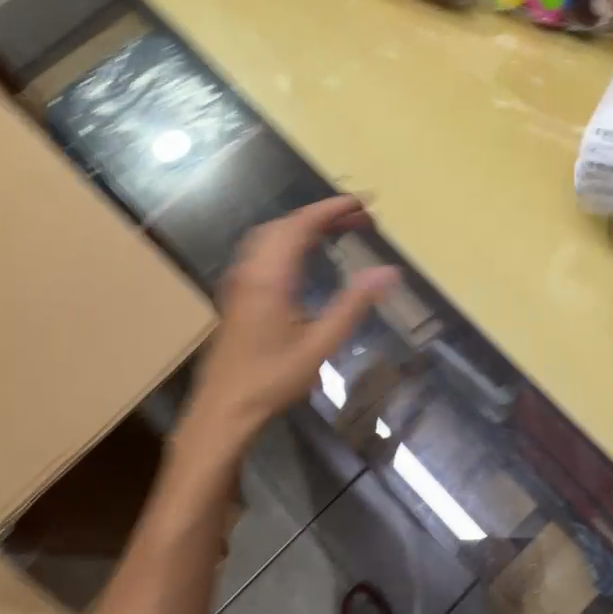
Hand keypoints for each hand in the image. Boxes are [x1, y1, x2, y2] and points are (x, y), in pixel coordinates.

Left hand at [181, 197, 400, 466]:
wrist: (223, 410)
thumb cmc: (272, 380)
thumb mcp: (320, 345)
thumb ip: (353, 305)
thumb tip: (389, 272)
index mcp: (270, 277)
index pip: (301, 224)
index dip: (333, 208)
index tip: (364, 203)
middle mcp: (250, 270)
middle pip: (285, 225)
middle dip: (323, 214)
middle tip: (358, 219)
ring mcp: (239, 282)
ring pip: (270, 236)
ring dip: (304, 226)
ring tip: (336, 231)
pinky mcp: (236, 295)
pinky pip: (262, 251)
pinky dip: (288, 241)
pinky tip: (304, 258)